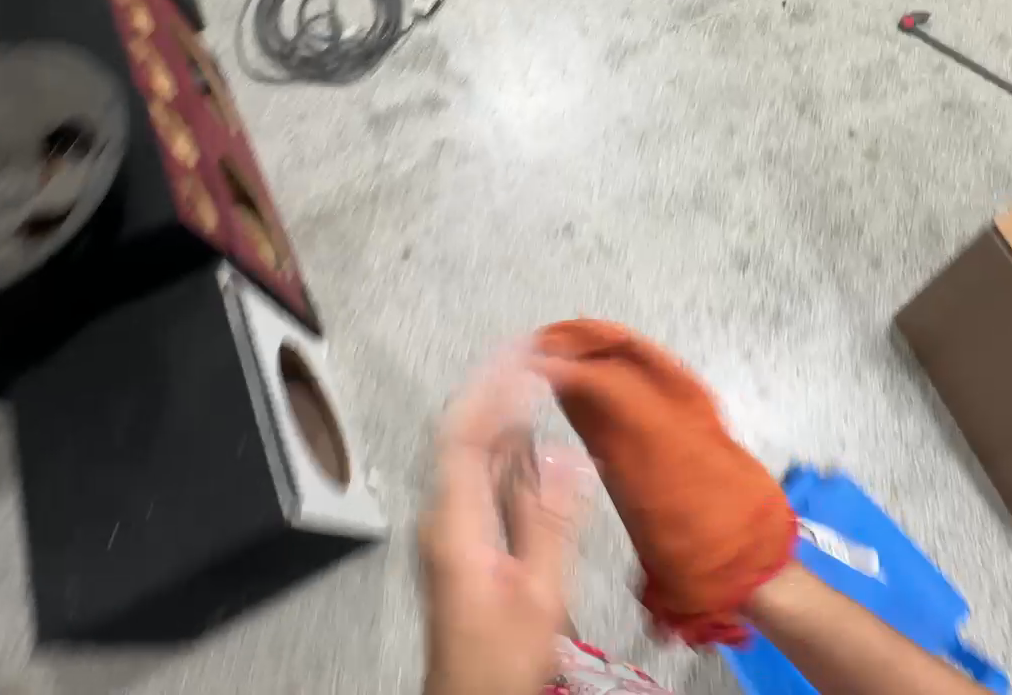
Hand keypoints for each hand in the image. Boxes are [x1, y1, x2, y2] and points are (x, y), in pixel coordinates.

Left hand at [419, 358, 586, 694]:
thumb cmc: (501, 660)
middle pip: (464, 432)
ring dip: (502, 409)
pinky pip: (483, 472)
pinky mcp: (465, 534)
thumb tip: (565, 452)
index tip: (521, 354)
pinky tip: (530, 431)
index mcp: (455, 524)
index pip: (463, 433)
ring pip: (473, 450)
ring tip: (534, 374)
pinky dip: (507, 442)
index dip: (490, 387)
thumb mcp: (537, 594)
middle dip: (496, 385)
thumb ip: (550, 521)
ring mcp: (452, 524)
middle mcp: (446, 514)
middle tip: (533, 352)